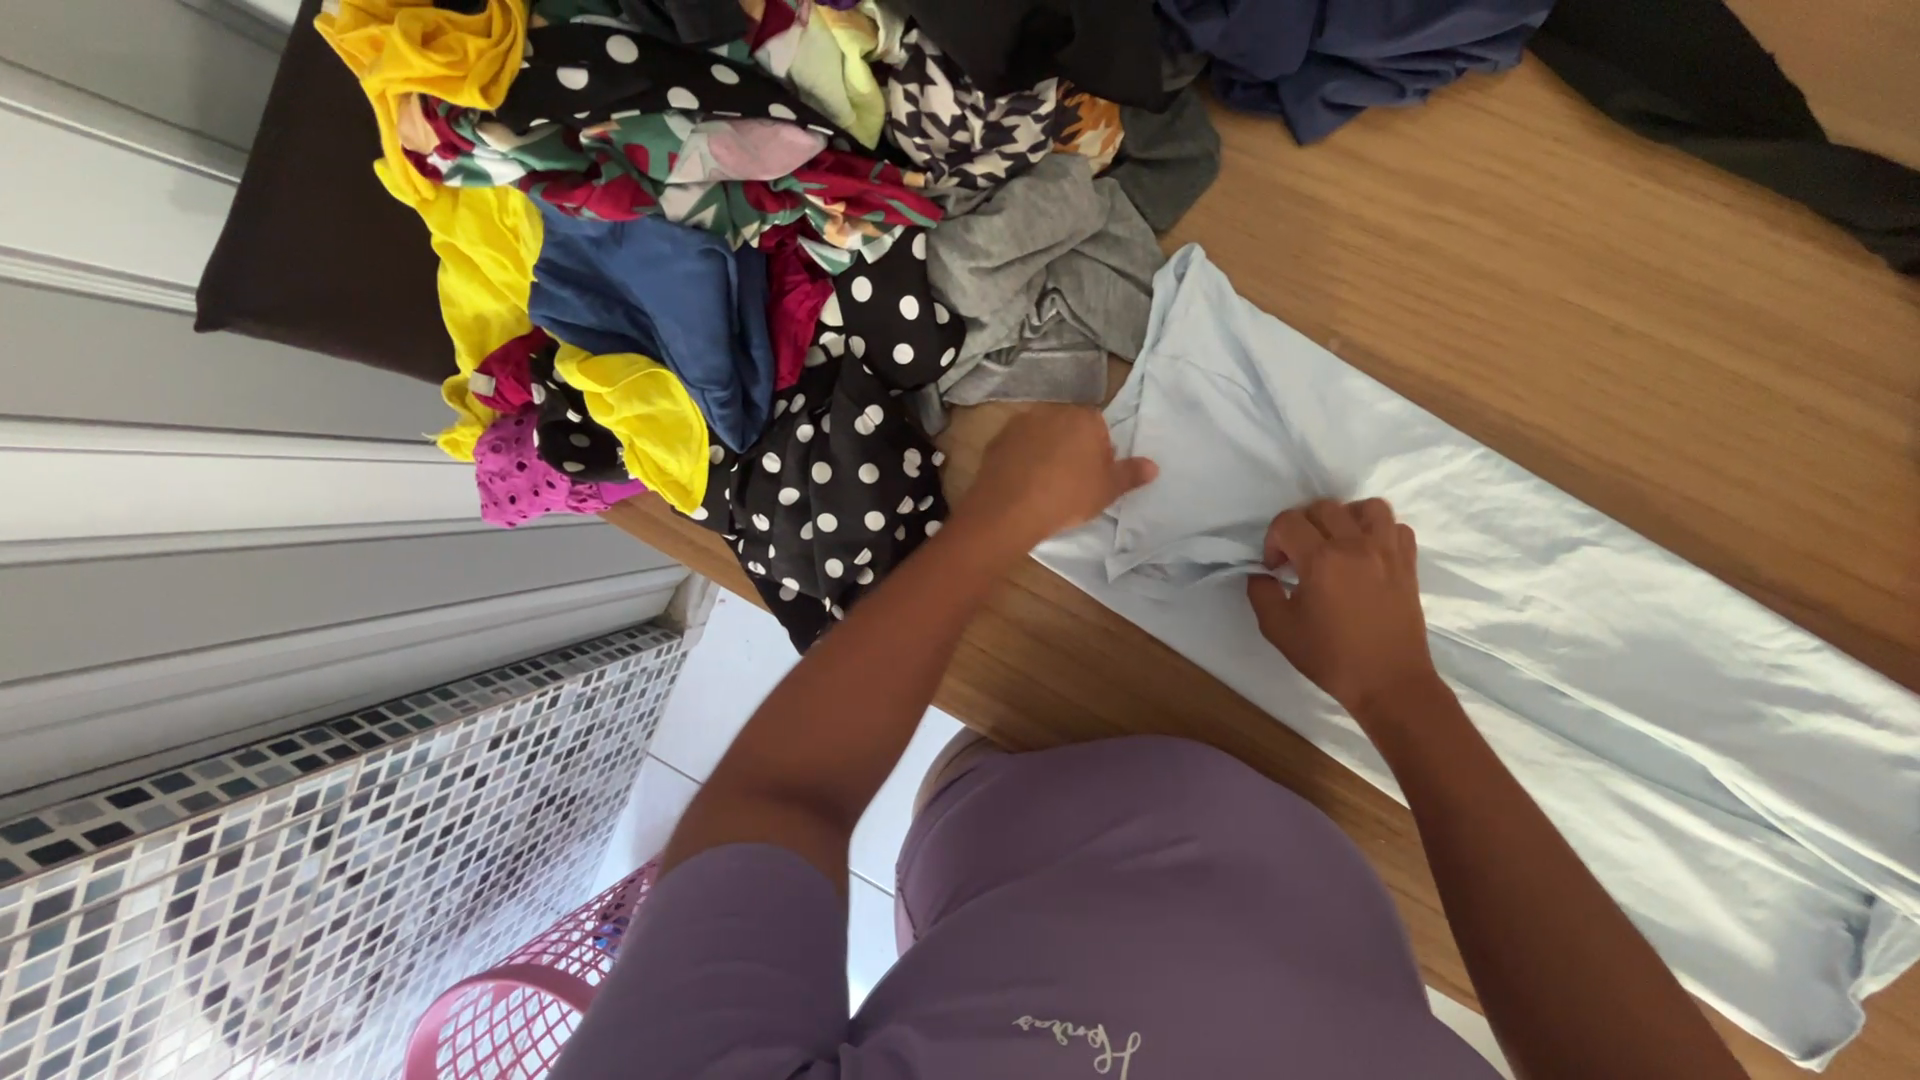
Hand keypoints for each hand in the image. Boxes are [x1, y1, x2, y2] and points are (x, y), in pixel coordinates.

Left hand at [957, 405, 1156, 548]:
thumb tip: (1153, 466)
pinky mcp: (997, 440)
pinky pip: (1016, 448)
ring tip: (1043, 484)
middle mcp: (1052, 412)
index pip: (1098, 428)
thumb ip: (1131, 474)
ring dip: (1044, 452)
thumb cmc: (1069, 496)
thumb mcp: (1108, 490)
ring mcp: (1021, 423)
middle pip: (1068, 428)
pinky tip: (1021, 483)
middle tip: (1070, 482)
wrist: (1011, 508)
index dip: (1098, 452)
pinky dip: (1019, 460)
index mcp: (1084, 418)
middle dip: (1071, 448)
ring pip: (1040, 436)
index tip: (1092, 476)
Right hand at [1245, 499, 1439, 718]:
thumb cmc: (1331, 657)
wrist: (1389, 682)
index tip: (1276, 568)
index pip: (1287, 522)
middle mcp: (1356, 545)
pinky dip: (1378, 531)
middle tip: (1299, 558)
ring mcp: (1387, 551)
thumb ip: (1261, 593)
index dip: (1273, 541)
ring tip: (1336, 544)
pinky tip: (1365, 553)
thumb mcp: (1278, 629)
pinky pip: (1395, 527)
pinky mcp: (1408, 563)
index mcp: (1322, 560)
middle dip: (1302, 527)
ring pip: (1365, 507)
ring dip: (1344, 518)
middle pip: (1322, 508)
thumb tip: (1261, 573)